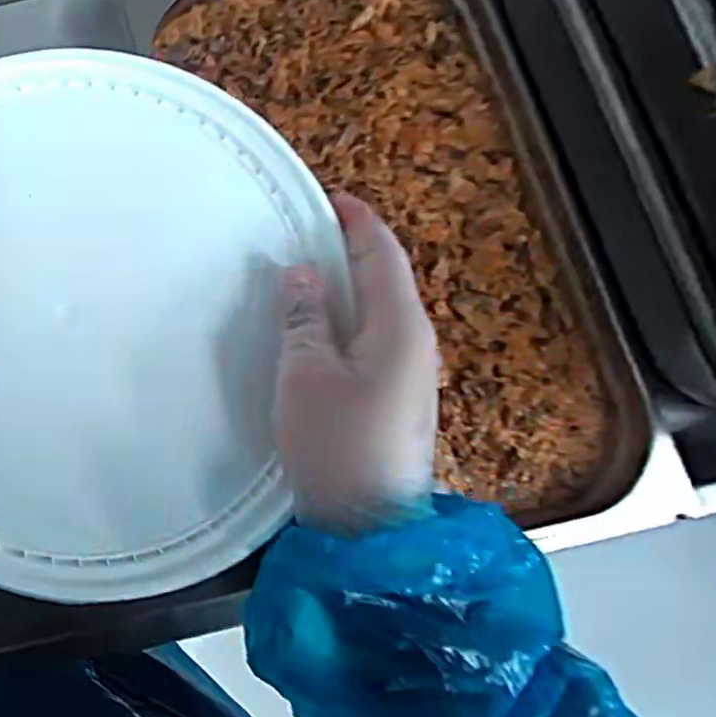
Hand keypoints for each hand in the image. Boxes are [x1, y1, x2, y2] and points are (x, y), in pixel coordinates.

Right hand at [275, 194, 439, 535]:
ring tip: (304, 273)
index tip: (333, 200)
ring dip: (342, 286)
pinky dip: (340, 318)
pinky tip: (314, 326)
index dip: (358, 225)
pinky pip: (367, 337)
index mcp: (399, 329)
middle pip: (383, 281)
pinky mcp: (390, 394)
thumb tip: (302, 274)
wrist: (366, 516)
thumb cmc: (334, 441)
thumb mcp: (305, 374)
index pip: (382, 258)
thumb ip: (303, 320)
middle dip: (350, 251)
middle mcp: (413, 343)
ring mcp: (406, 372)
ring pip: (374, 311)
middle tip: (308, 234)